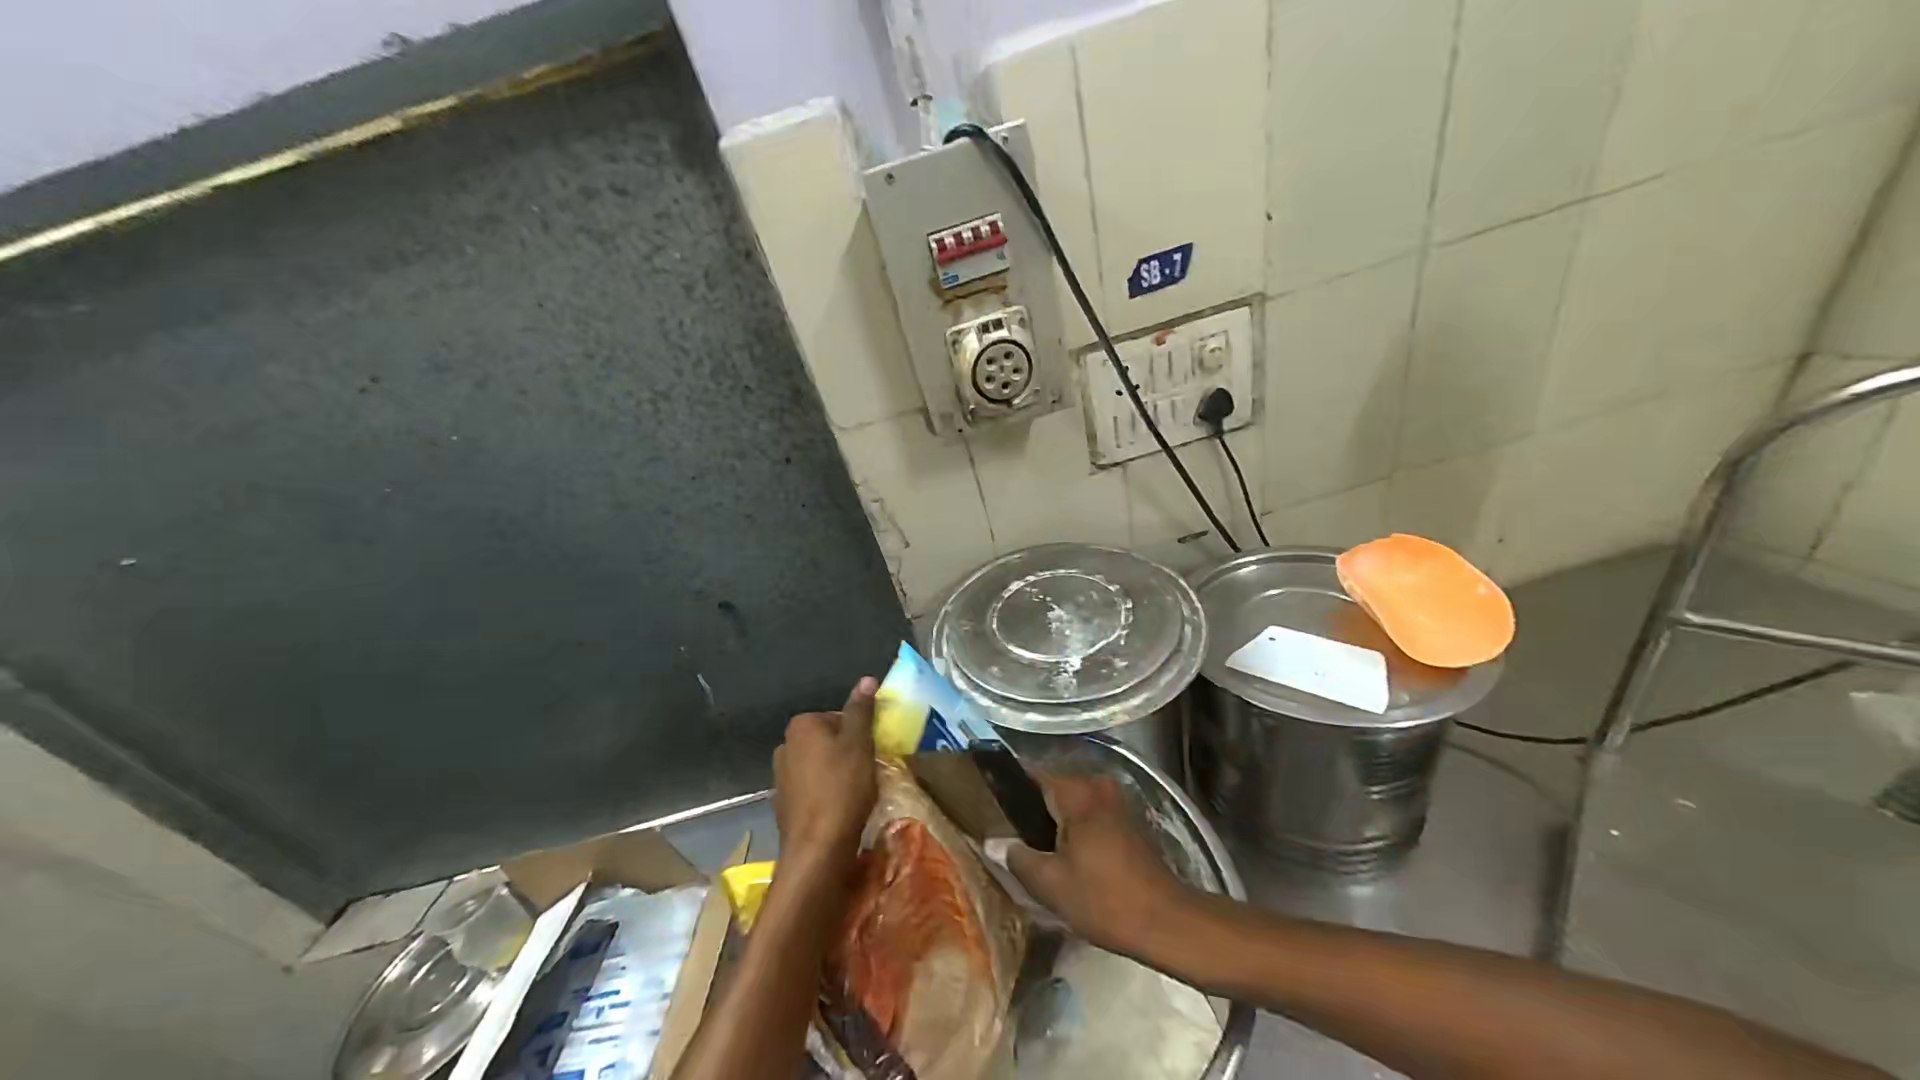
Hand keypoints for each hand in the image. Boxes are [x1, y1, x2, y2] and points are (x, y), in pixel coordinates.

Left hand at [772, 677, 877, 863]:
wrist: (817, 848)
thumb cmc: (842, 788)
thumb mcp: (859, 743)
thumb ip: (861, 710)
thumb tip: (867, 679)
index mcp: (801, 726)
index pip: (838, 716)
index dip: (860, 732)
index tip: (873, 750)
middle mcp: (784, 746)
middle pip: (828, 741)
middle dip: (848, 752)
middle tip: (869, 770)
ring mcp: (781, 778)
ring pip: (820, 766)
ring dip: (838, 774)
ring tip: (858, 792)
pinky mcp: (784, 805)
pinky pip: (812, 790)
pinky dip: (826, 795)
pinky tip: (841, 809)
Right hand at [999, 772, 1195, 954]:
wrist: (1168, 923)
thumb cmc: (1105, 899)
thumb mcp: (1050, 883)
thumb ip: (1016, 857)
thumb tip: (992, 842)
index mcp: (1078, 791)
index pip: (1031, 775)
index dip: (1006, 790)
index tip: (986, 808)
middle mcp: (1098, 785)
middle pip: (1051, 789)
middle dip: (1029, 812)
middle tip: (1007, 840)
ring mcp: (1117, 802)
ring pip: (1071, 805)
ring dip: (1053, 824)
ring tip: (1031, 852)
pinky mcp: (1128, 821)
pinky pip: (1089, 815)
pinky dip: (1073, 831)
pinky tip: (1062, 859)